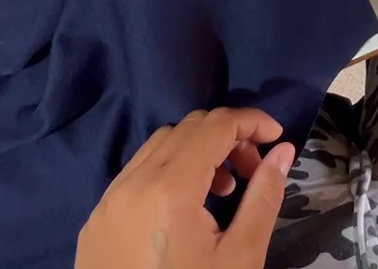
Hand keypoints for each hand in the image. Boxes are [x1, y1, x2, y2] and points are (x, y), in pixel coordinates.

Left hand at [76, 108, 295, 268]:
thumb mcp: (240, 259)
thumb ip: (264, 196)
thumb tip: (283, 151)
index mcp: (170, 187)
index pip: (218, 124)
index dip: (253, 121)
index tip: (278, 139)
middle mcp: (134, 182)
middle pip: (190, 126)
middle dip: (229, 135)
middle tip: (254, 169)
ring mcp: (109, 202)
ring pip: (161, 144)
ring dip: (199, 150)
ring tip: (223, 190)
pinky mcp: (94, 223)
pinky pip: (137, 172)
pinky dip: (169, 170)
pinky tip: (185, 209)